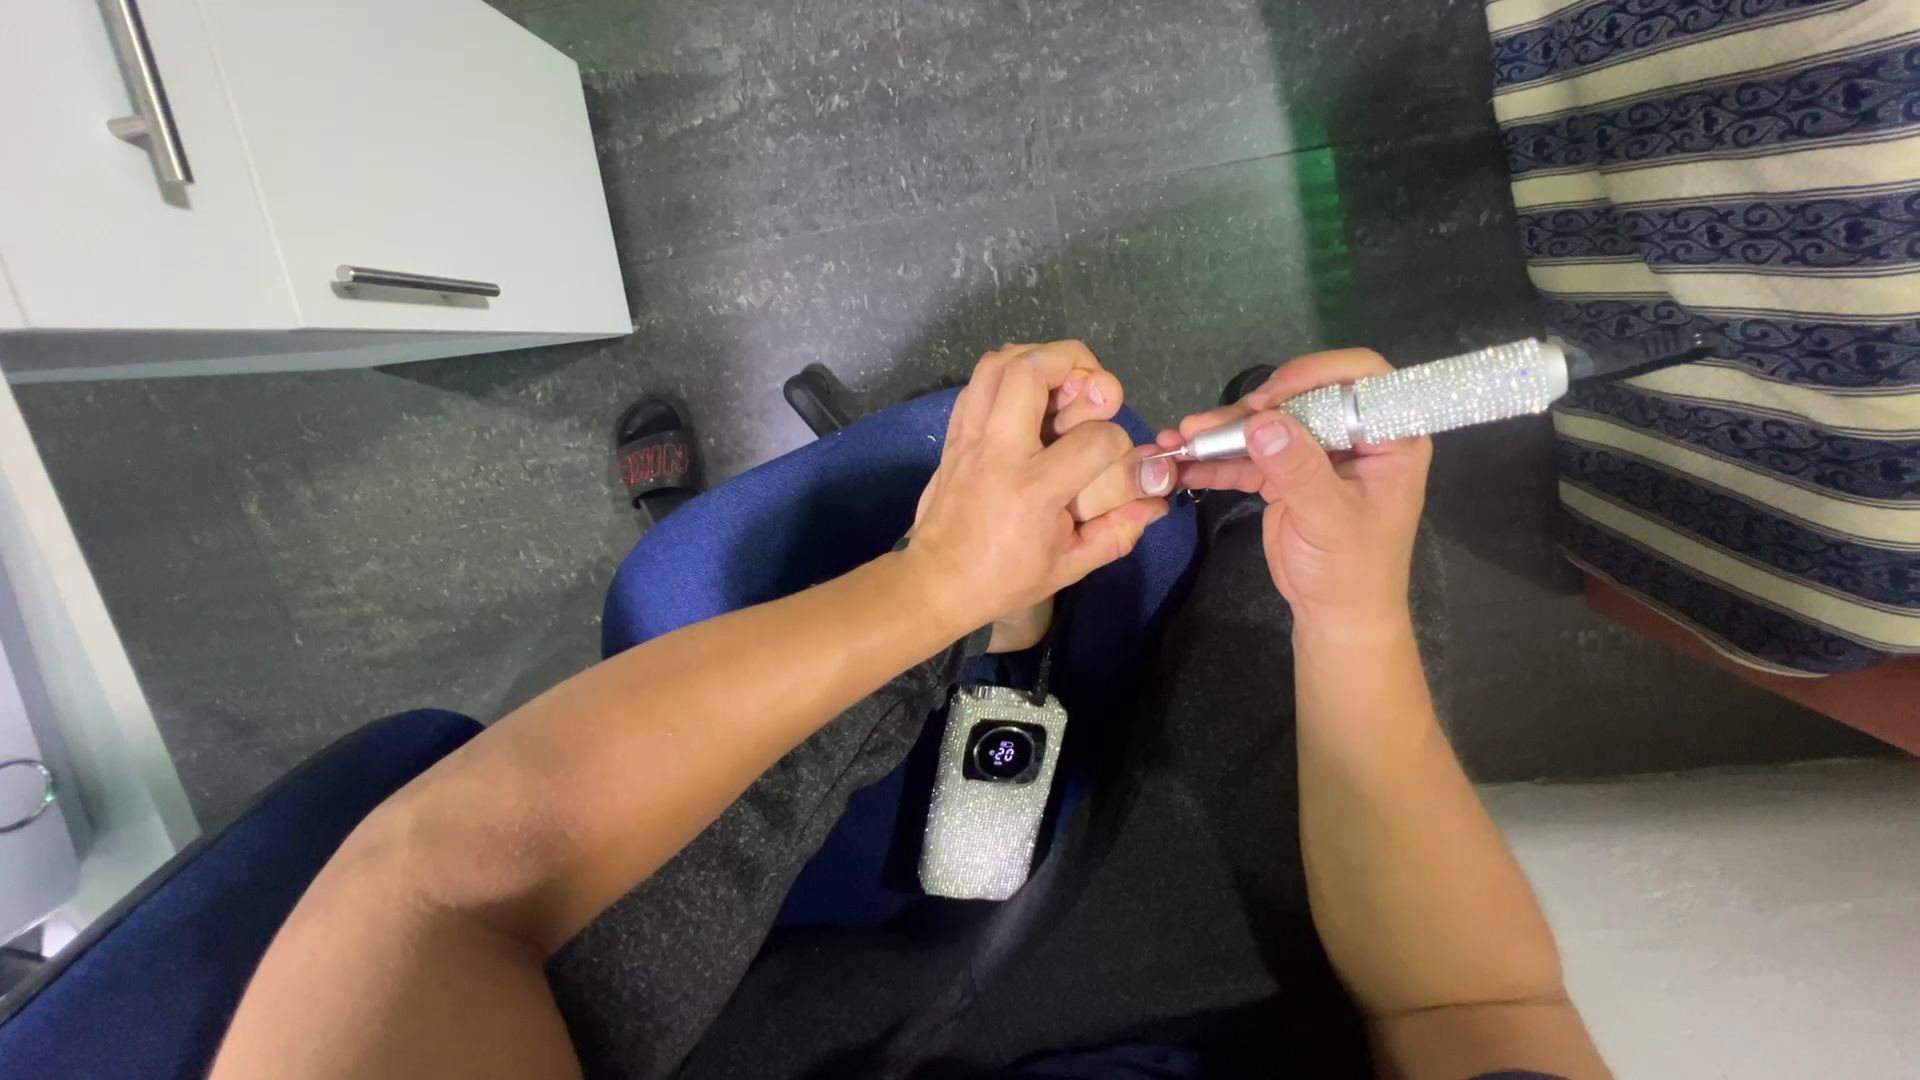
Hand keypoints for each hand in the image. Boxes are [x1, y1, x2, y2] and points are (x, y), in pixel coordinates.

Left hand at [908, 341, 1171, 641]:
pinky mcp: (953, 437)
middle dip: (1075, 363)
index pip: (1095, 439)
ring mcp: (970, 439)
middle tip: (1093, 387)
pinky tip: (1027, 397)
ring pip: (997, 364)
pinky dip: (1006, 375)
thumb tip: (1157, 497)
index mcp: (1032, 490)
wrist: (937, 582)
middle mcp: (998, 453)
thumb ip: (1118, 530)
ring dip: (1037, 358)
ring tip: (1062, 381)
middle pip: (1032, 372)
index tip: (1115, 462)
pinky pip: (977, 384)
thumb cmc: (1005, 578)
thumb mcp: (1069, 565)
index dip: (1119, 442)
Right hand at [1158, 349, 1429, 637]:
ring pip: (1266, 427)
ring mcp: (1313, 456)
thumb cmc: (1352, 570)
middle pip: (1299, 400)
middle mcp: (1351, 438)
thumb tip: (1262, 424)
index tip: (1268, 397)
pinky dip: (1214, 462)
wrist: (1334, 614)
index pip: (1360, 379)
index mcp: (1387, 438)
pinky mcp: (1283, 476)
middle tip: (1206, 425)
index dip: (1315, 375)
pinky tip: (1182, 466)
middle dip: (1248, 410)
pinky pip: (1246, 458)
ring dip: (1220, 434)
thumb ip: (1298, 471)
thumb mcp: (1330, 520)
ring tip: (1179, 440)